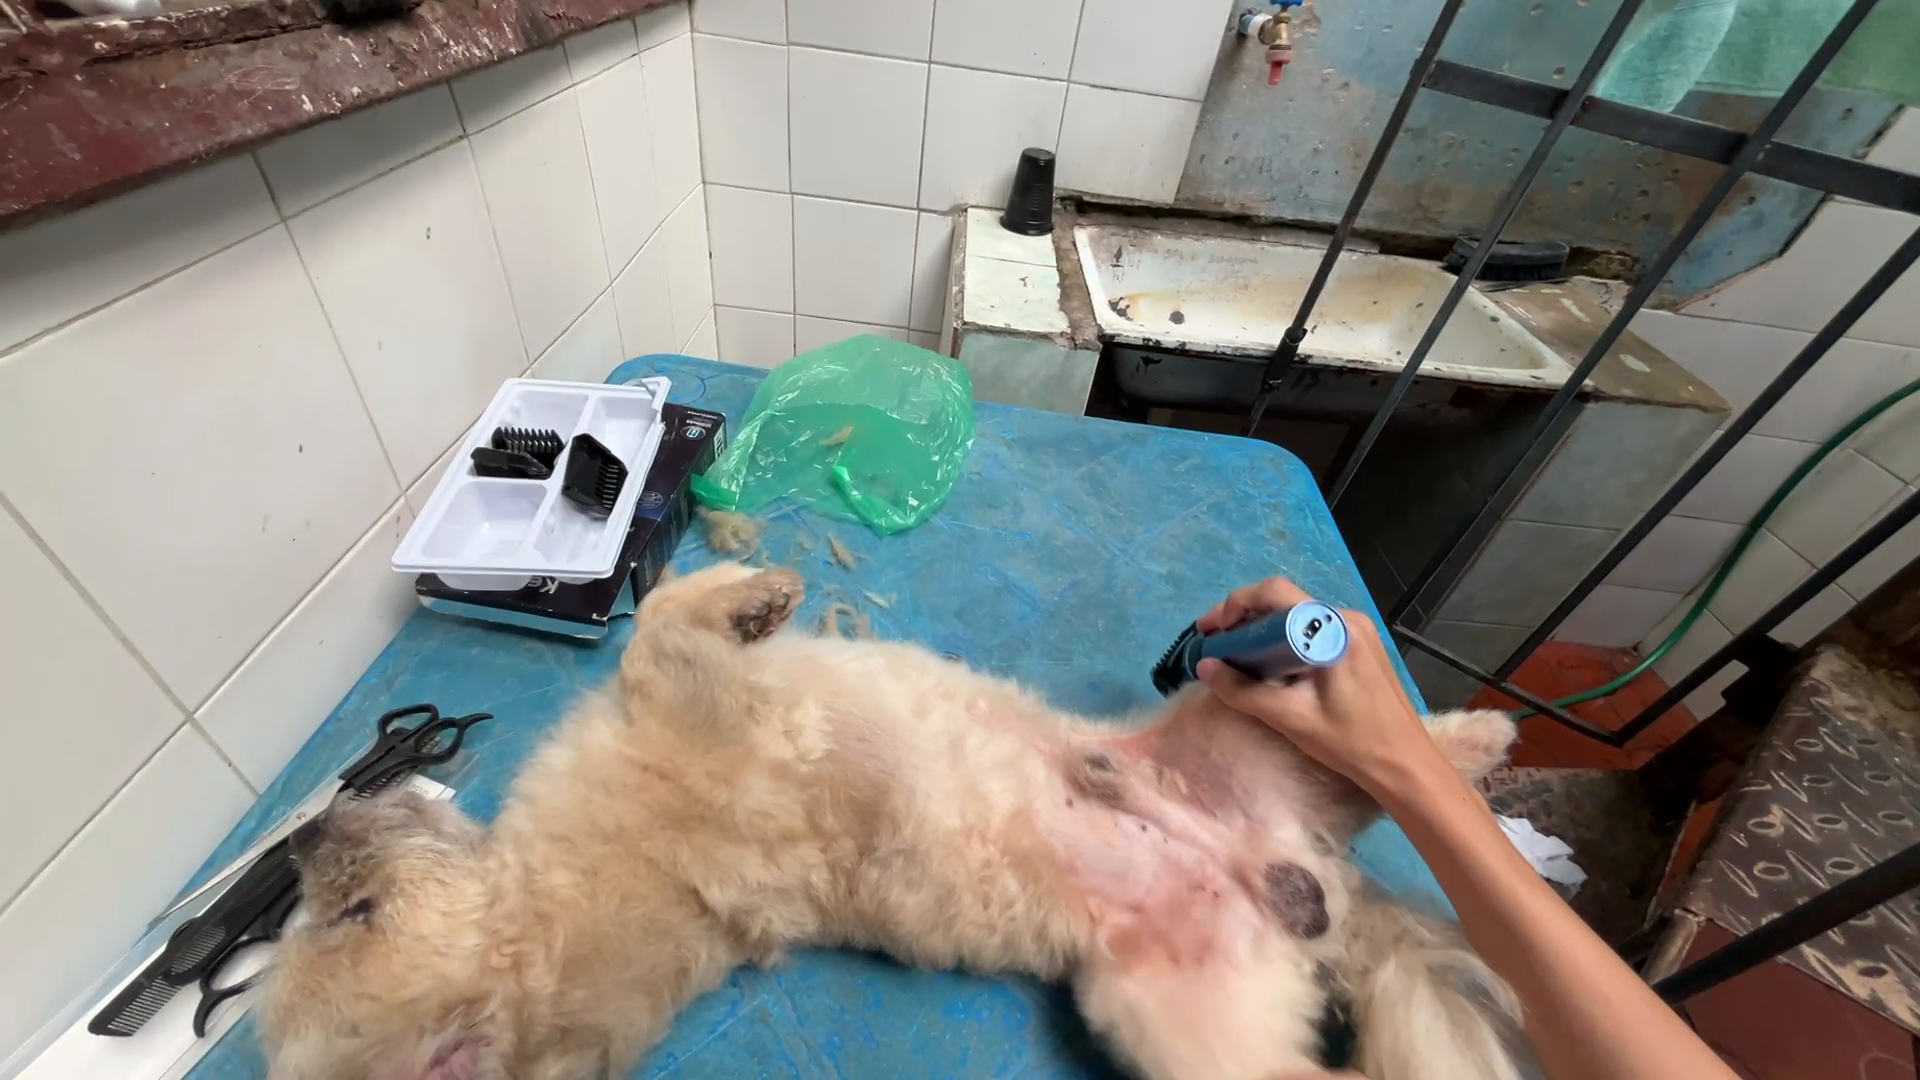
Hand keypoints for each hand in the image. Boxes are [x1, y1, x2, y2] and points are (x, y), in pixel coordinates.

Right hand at [1193, 578, 1449, 797]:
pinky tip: (1268, 663)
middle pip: (1282, 601)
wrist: (1407, 766)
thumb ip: (1242, 690)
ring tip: (1235, 655)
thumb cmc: (1351, 742)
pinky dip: (1282, 639)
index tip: (1212, 631)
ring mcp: (1356, 629)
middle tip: (1215, 644)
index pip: (1275, 593)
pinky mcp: (1359, 643)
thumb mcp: (1289, 718)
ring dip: (1261, 629)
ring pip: (1295, 615)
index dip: (1235, 604)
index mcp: (1333, 630)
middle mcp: (1346, 618)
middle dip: (1242, 618)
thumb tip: (1204, 666)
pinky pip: (1311, 628)